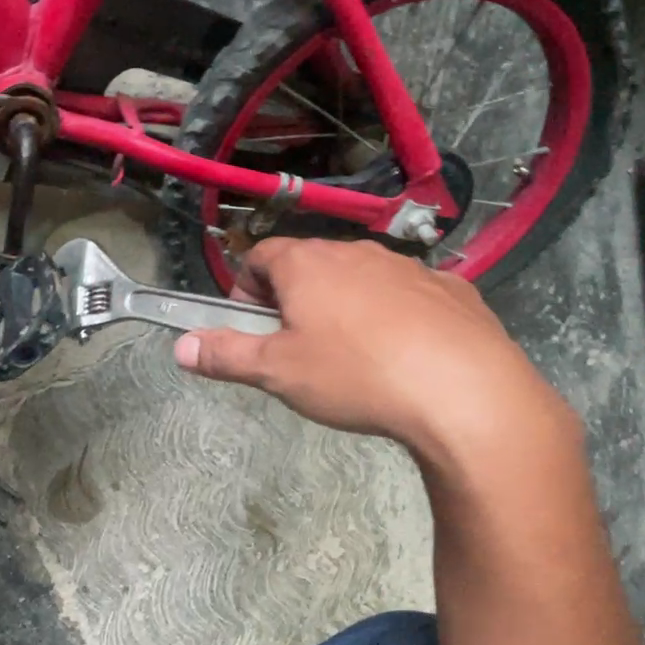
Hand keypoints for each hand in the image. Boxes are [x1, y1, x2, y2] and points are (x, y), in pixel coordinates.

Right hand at [173, 238, 569, 455]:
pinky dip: (391, 317)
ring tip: (348, 360)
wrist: (464, 391)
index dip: (245, 289)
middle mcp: (357, 252)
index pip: (259, 256)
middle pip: (309, 265)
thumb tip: (180, 346)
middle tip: (293, 350)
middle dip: (291, 300)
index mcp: (308, 265)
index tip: (249, 326)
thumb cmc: (355, 375)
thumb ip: (224, 356)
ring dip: (341, 307)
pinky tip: (399, 358)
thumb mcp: (276, 373)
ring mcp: (409, 267)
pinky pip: (405, 296)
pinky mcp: (452, 289)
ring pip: (358, 280)